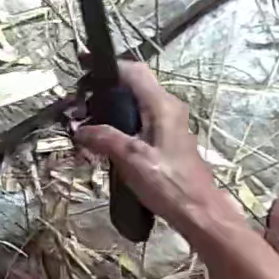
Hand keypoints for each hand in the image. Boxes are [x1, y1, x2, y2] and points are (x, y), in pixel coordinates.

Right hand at [71, 62, 244, 241]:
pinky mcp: (168, 141)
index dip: (106, 66)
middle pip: (133, 86)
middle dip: (104, 91)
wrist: (198, 212)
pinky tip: (106, 142)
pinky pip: (141, 122)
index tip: (82, 66)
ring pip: (136, 105)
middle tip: (80, 106)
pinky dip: (121, 125)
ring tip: (87, 125)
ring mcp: (171, 124)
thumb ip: (104, 138)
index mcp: (162, 104)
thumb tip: (81, 130)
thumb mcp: (131, 158)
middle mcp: (169, 108)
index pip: (132, 71)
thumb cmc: (168, 183)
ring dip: (111, 110)